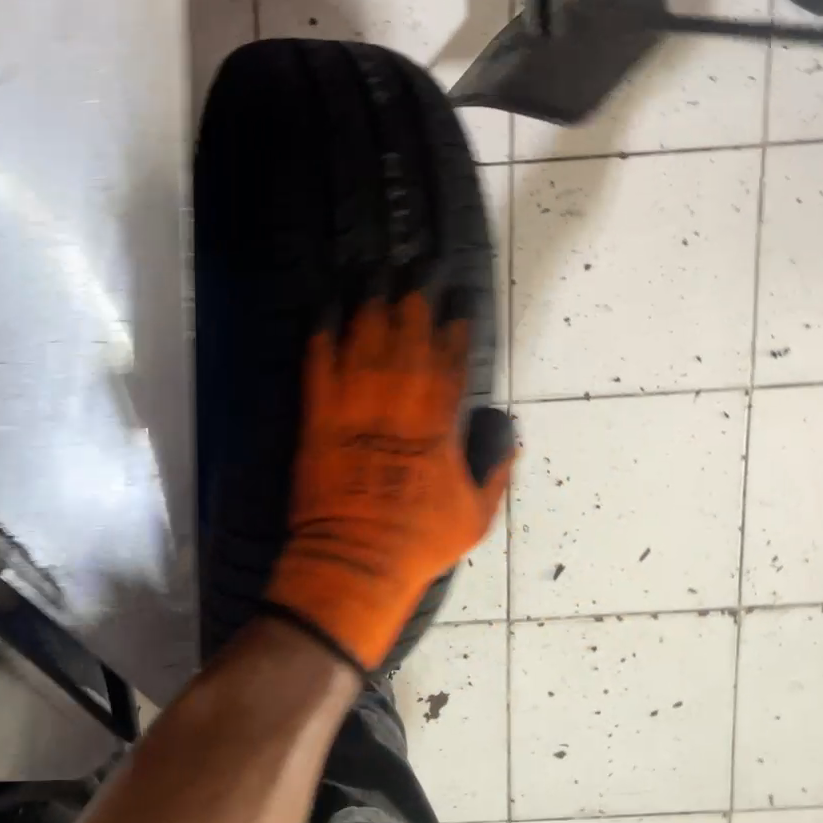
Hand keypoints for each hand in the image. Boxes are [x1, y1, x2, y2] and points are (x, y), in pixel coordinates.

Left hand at [263, 292, 514, 669]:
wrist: (353, 559)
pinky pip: (318, 365)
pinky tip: (325, 308)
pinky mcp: (318, 414)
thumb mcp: (478, 512)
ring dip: (370, 303)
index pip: (453, 359)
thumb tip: (504, 428)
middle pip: (407, 336)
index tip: (457, 299)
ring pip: (364, 340)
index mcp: (439, 422)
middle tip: (415, 264)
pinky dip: (322, 334)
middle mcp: (399, 402)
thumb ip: (494, 464)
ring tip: (374, 270)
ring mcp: (355, 405)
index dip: (455, 325)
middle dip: (413, 296)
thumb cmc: (418, 539)